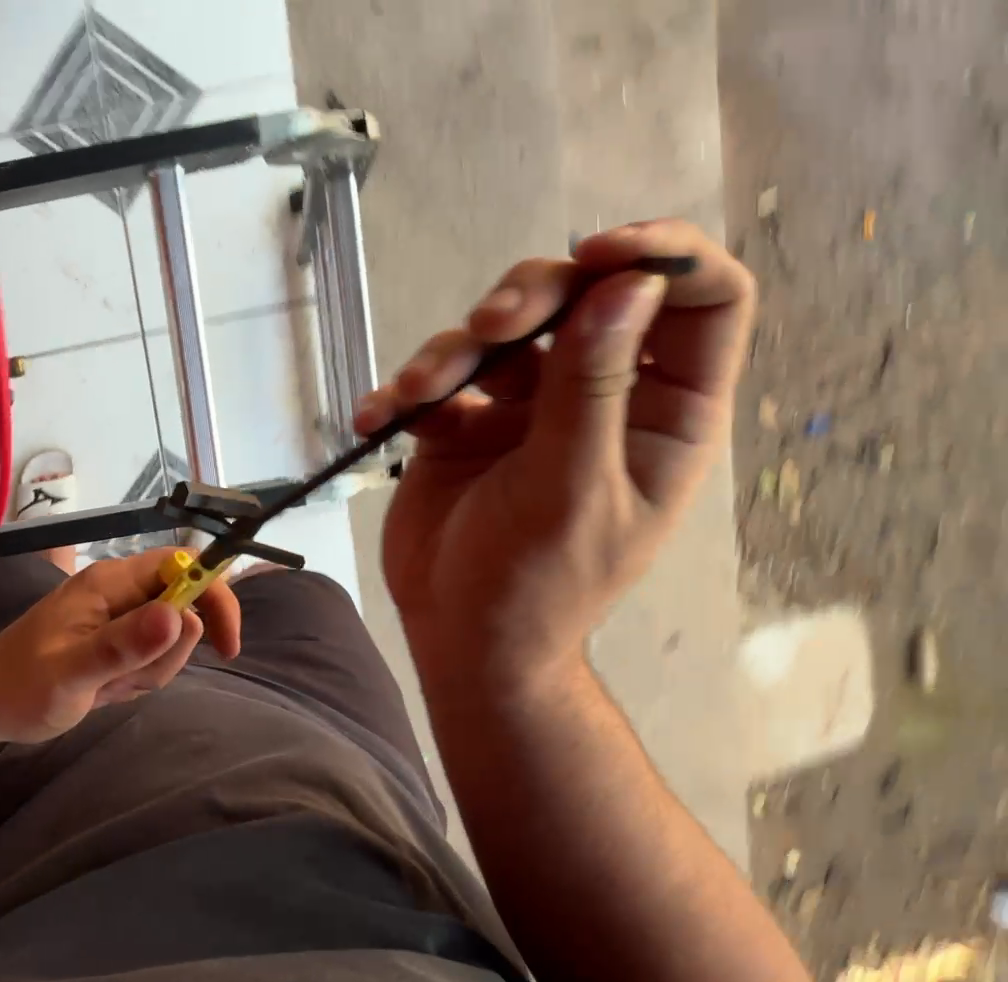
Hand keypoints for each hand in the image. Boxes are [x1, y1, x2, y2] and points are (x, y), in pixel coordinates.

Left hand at [0, 548, 241, 743]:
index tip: (224, 645)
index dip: (213, 595)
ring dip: (149, 672)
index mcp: (108, 583)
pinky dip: (136, 681)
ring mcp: (116, 620)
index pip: (183, 565)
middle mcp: (117, 593)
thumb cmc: (19, 687)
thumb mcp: (70, 674)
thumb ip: (123, 646)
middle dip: (168, 653)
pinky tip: (101, 692)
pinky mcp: (114, 644)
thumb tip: (180, 614)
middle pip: (182, 608)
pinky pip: (149, 659)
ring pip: (168, 641)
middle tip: (122, 680)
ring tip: (102, 688)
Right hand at [354, 220, 754, 693]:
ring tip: (416, 396)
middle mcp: (599, 395)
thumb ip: (593, 389)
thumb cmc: (538, 580)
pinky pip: (435, 383)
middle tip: (487, 326)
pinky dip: (402, 394)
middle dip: (528, 298)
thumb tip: (628, 284)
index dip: (662, 257)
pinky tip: (376, 419)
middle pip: (581, 297)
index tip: (599, 253)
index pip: (701, 302)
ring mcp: (524, 408)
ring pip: (496, 334)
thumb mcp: (571, 488)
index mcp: (663, 411)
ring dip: (448, 355)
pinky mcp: (461, 425)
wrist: (461, 633)